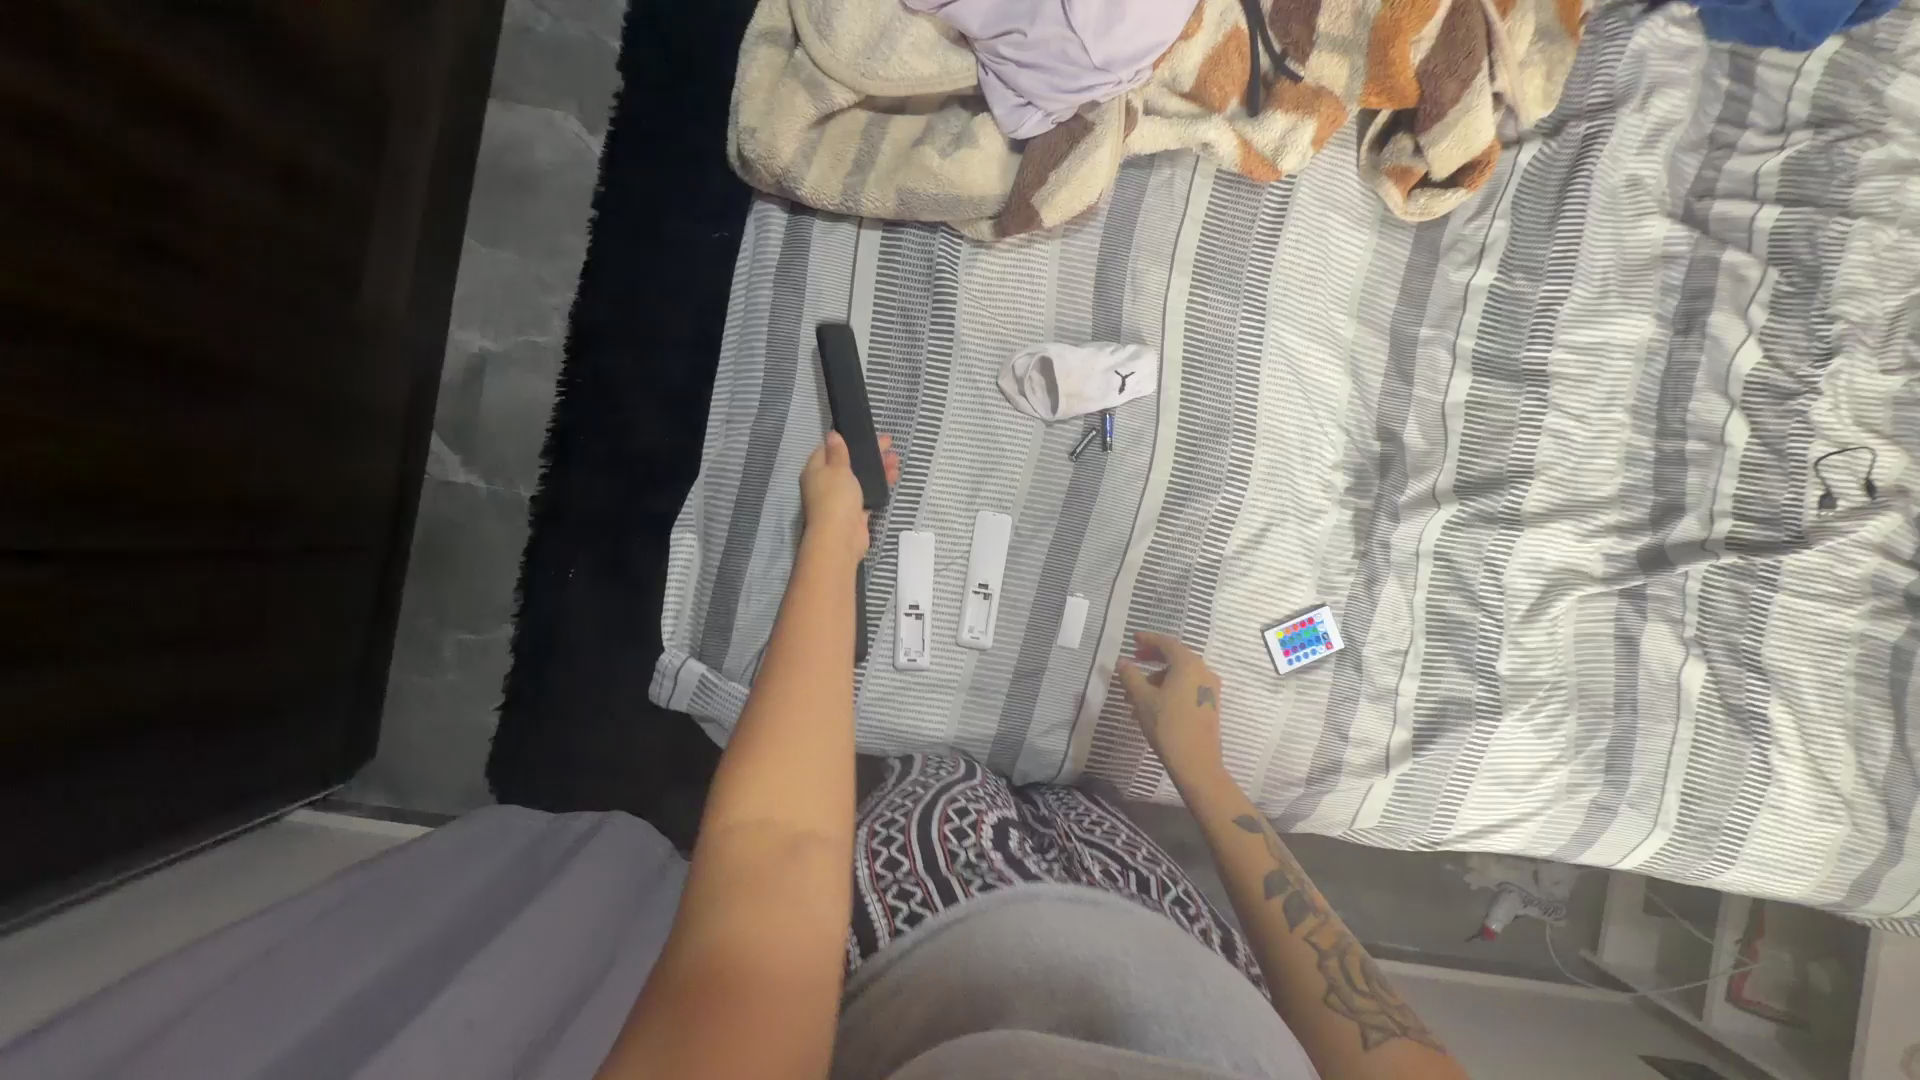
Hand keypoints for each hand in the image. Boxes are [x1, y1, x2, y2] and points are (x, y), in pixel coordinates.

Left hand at [799, 430, 898, 565]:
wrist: (840, 537)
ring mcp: (841, 500)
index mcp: (815, 470)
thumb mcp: (837, 468)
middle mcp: (825, 484)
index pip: (827, 450)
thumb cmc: (835, 498)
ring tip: (896, 459)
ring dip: (877, 469)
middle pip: (848, 464)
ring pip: (860, 479)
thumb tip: (832, 434)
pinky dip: (880, 485)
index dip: (845, 441)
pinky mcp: (855, 512)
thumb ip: (838, 452)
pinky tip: (893, 476)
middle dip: (867, 454)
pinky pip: (868, 493)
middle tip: (888, 443)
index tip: (864, 435)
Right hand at [1118, 631, 1225, 786]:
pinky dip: (1170, 688)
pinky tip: (1153, 704)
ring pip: (1181, 674)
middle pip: (1176, 657)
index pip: (1167, 643)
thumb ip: (1131, 676)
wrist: (1196, 762)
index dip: (1148, 639)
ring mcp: (1210, 689)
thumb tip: (1122, 662)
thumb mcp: (1142, 698)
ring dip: (1158, 678)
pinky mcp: (1210, 705)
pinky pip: (1187, 687)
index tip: (1133, 639)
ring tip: (1136, 693)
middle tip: (1135, 660)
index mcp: (1189, 665)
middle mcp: (1204, 672)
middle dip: (1153, 658)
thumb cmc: (1167, 725)